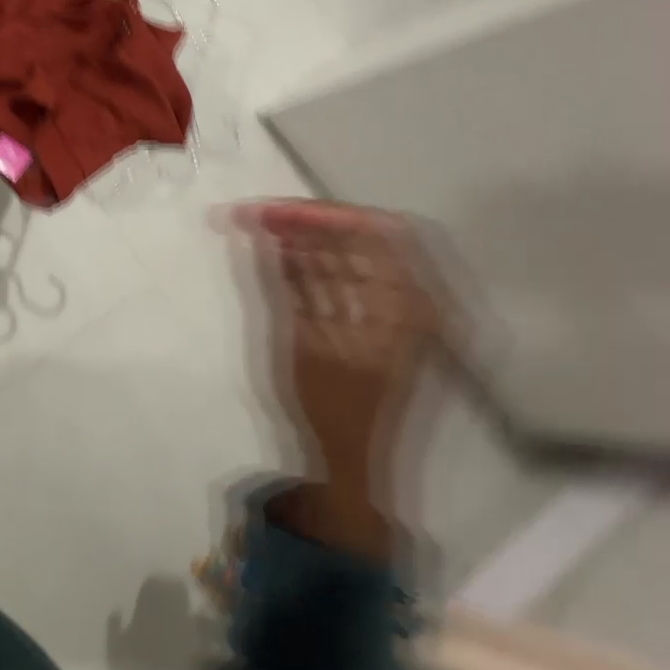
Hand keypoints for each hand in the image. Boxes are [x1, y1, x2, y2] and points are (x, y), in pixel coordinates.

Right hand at [232, 200, 443, 552]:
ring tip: (257, 227)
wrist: (351, 460)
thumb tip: (265, 230)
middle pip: (368, 239)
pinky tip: (278, 254)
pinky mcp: (378, 322)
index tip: (268, 210)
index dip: (323, 214)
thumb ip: (287, 282)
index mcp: (410, 304)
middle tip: (254, 214)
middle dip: (310, 220)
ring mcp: (399, 312)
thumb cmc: (331, 407)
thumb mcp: (303, 342)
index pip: (377, 232)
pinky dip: (313, 263)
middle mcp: (416, 300)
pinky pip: (349, 278)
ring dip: (308, 238)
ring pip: (356, 256)